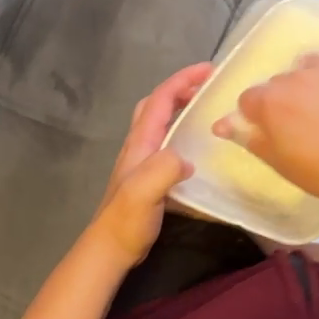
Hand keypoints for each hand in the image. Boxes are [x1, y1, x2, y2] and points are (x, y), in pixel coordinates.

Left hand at [82, 63, 213, 266]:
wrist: (110, 248)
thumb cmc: (126, 220)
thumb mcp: (145, 191)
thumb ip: (163, 168)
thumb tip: (186, 158)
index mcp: (140, 142)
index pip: (160, 100)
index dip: (182, 80)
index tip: (208, 70)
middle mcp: (139, 145)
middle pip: (156, 105)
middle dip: (180, 89)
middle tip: (208, 87)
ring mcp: (142, 161)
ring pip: (160, 123)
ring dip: (181, 109)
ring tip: (207, 111)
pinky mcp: (149, 177)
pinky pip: (167, 143)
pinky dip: (182, 133)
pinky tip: (198, 148)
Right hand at [212, 56, 318, 205]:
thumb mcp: (279, 163)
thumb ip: (250, 138)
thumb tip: (223, 124)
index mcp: (271, 100)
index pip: (249, 99)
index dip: (257, 116)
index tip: (272, 132)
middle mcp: (297, 76)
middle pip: (280, 83)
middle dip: (285, 100)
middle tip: (303, 127)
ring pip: (311, 70)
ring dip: (312, 85)